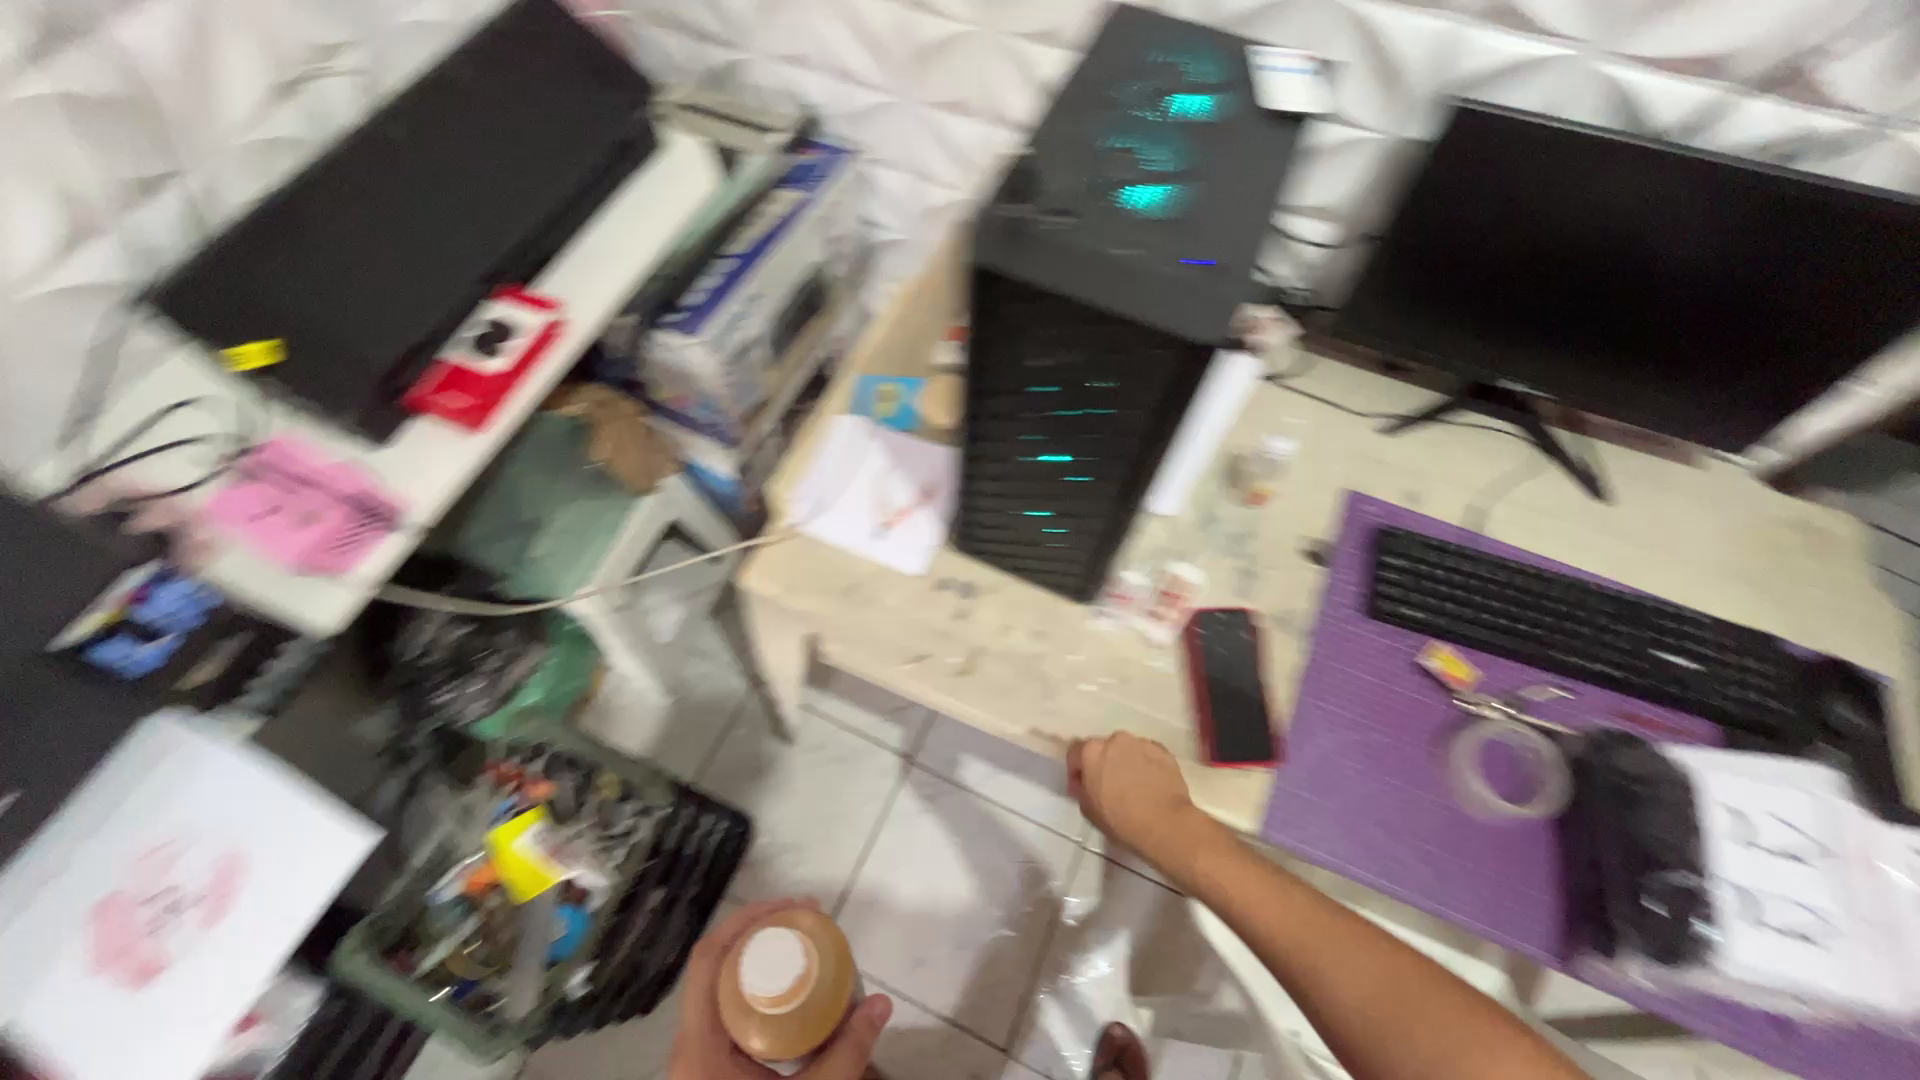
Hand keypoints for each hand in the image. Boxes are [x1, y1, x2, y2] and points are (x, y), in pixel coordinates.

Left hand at [669, 898, 892, 1079]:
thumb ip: (846, 1054)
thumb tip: (883, 1002)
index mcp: (699, 1048)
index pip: (708, 960)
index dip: (746, 921)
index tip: (795, 908)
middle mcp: (689, 1046)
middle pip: (714, 965)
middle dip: (760, 931)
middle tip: (808, 918)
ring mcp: (696, 1060)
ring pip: (719, 988)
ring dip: (757, 958)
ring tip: (802, 944)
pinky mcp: (709, 1071)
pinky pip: (727, 1012)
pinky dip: (757, 989)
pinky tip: (790, 992)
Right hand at [1067, 733, 1201, 871]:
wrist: (1165, 824)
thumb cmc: (1120, 820)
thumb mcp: (1087, 809)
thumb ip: (1081, 788)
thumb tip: (1085, 782)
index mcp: (1091, 752)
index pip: (1075, 753)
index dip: (1077, 770)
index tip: (1082, 787)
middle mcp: (1115, 740)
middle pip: (1103, 748)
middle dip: (1103, 763)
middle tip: (1109, 786)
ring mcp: (1141, 743)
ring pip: (1127, 750)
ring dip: (1125, 762)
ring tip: (1134, 785)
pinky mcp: (1163, 751)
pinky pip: (1148, 755)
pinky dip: (1146, 764)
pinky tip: (1151, 784)